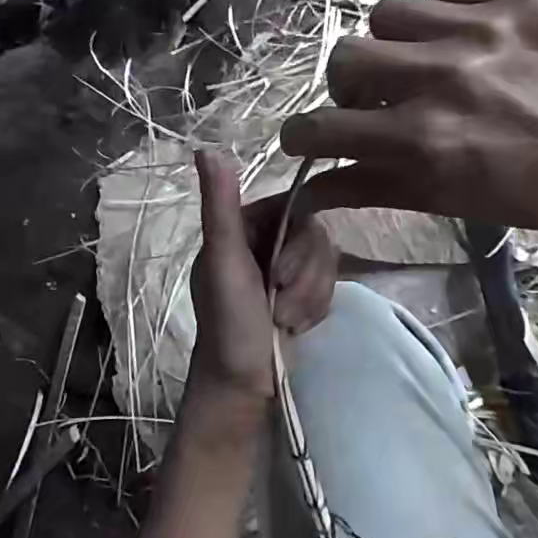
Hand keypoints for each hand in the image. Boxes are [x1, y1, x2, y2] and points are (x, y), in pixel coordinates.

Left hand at [188, 151, 335, 404]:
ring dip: (311, 295)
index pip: (295, 207)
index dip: (300, 240)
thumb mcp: (223, 261)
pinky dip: (316, 308)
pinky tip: (297, 327)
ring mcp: (285, 272)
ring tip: (286, 320)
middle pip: (316, 236)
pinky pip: (330, 285)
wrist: (243, 389)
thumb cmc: (229, 324)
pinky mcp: (302, 295)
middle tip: (281, 301)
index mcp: (243, 231)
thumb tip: (207, 148)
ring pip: (327, 262)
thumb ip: (221, 206)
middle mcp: (265, 246)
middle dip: (305, 275)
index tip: (283, 271)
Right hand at [273, 0, 537, 250]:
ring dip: (397, 42)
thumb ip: (368, 189)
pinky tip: (467, 30)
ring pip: (390, 11)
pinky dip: (447, 2)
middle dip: (350, 85)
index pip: (324, 125)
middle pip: (346, 55)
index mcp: (424, 139)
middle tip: (379, 98)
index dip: (303, 133)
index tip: (308, 134)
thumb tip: (306, 189)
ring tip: (426, 59)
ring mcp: (485, 27)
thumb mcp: (442, 200)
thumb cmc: (525, 194)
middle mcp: (445, 77)